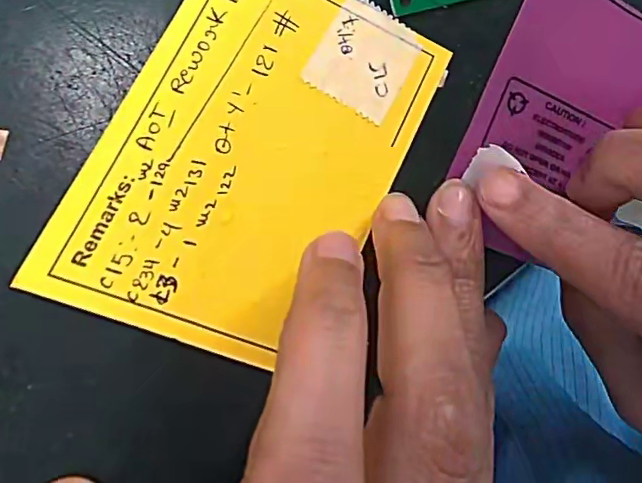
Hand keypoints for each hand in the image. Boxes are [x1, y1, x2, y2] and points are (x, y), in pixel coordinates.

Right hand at [243, 182, 504, 482]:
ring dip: (460, 300)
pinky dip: (475, 354)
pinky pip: (484, 426)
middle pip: (425, 402)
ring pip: (468, 407)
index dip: (326, 320)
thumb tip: (158, 408)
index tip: (328, 247)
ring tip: (458, 223)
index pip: (320, 428)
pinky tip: (476, 314)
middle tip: (406, 208)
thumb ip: (240, 433)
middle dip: (419, 285)